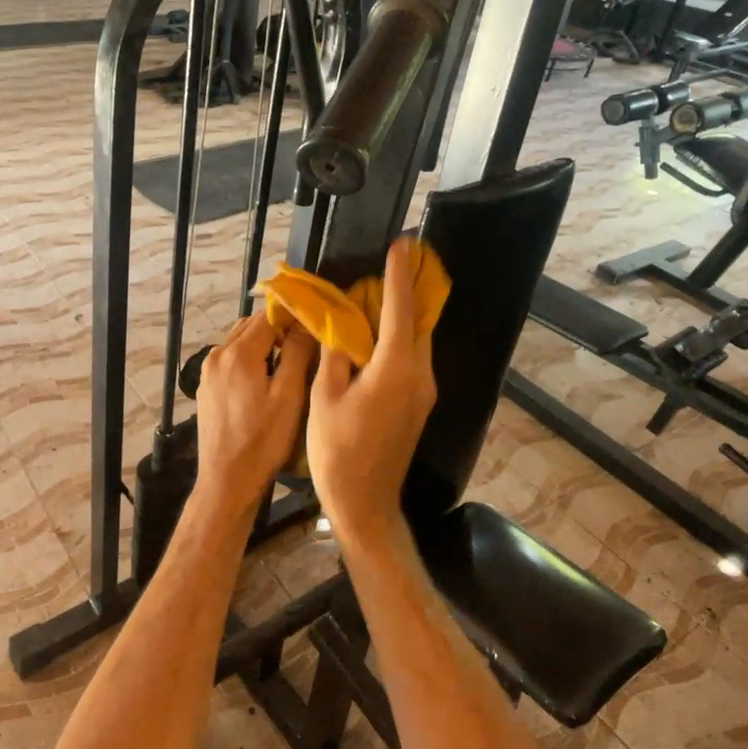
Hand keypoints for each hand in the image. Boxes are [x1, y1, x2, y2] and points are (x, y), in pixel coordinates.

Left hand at [195, 312, 318, 509]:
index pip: (268, 316)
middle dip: (277, 328)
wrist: (227, 480)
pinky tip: (265, 380)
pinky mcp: (206, 387)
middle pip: (251, 326)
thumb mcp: (288, 397)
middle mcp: (217, 355)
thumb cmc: (263, 441)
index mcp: (238, 353)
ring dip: (262, 343)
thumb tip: (305, 324)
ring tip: (288, 362)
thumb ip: (297, 354)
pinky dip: (248, 359)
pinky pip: (230, 360)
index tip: (315, 323)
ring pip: (239, 342)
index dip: (293, 316)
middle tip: (305, 344)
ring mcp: (207, 372)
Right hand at [307, 240, 437, 541]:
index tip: (402, 245)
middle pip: (417, 321)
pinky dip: (398, 339)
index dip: (399, 276)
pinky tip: (376, 337)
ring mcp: (424, 391)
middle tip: (386, 267)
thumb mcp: (324, 397)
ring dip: (400, 316)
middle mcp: (419, 375)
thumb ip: (335, 355)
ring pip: (417, 340)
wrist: (366, 503)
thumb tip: (339, 327)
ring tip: (374, 297)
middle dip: (404, 291)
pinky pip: (413, 358)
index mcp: (395, 369)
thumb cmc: (337, 452)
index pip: (400, 310)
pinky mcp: (419, 404)